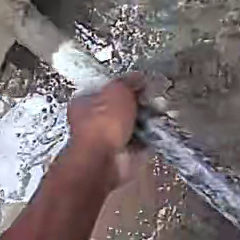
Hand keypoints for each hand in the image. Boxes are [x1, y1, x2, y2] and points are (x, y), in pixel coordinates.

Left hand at [65, 74, 146, 189]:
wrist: (105, 160)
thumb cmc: (101, 125)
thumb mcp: (117, 90)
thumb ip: (128, 81)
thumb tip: (138, 78)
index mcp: (84, 103)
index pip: (105, 89)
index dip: (124, 85)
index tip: (139, 83)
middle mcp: (92, 122)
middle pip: (120, 108)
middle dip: (138, 104)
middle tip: (150, 100)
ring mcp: (107, 140)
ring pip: (132, 125)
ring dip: (145, 121)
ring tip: (155, 115)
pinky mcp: (121, 155)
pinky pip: (140, 142)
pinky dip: (149, 138)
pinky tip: (154, 131)